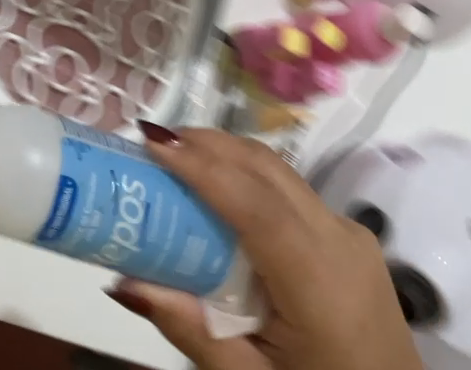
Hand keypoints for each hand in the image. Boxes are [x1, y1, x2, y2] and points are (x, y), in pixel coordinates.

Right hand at [108, 127, 420, 369]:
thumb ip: (190, 331)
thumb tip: (121, 281)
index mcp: (320, 283)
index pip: (256, 205)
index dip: (202, 168)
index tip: (150, 141)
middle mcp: (339, 241)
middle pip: (266, 170)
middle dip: (205, 144)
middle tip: (149, 139)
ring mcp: (349, 233)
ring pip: (278, 171)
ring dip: (224, 153)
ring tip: (172, 152)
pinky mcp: (346, 235)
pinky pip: (289, 187)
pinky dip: (244, 173)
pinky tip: (214, 184)